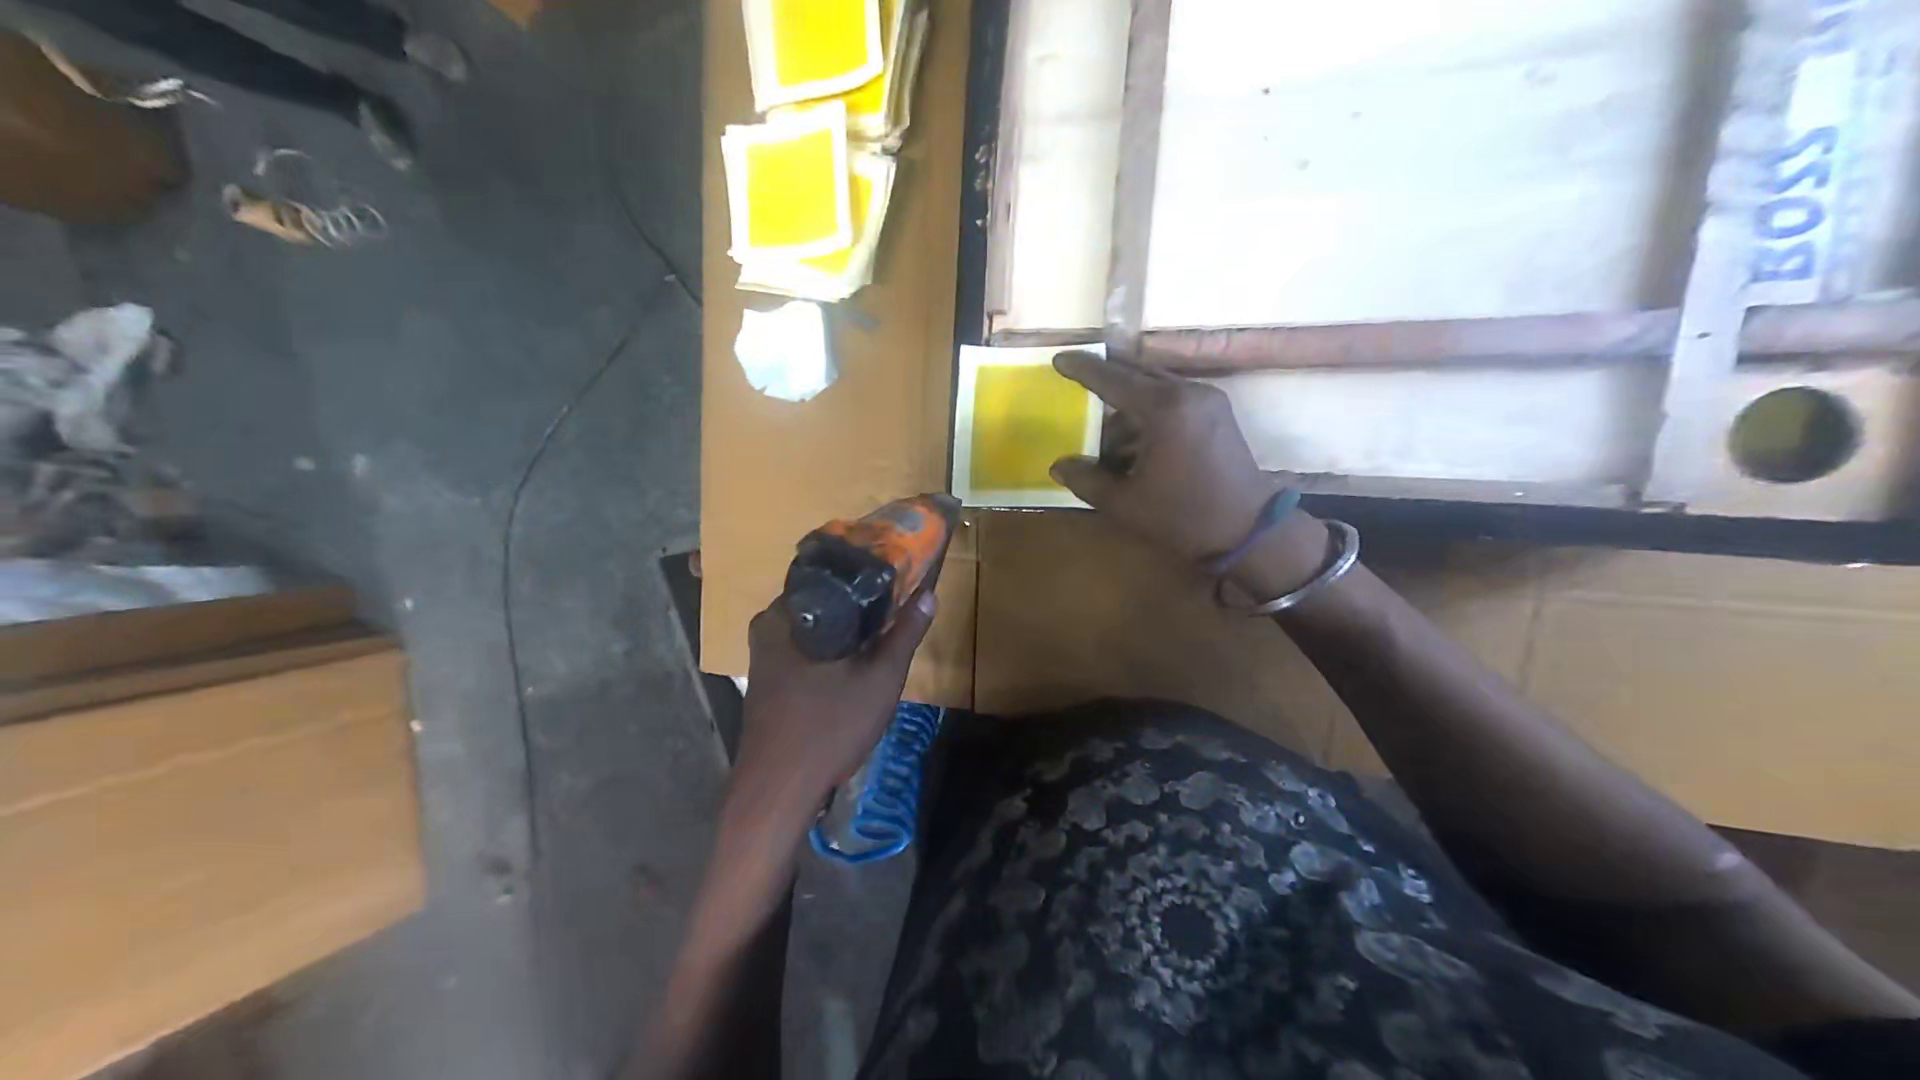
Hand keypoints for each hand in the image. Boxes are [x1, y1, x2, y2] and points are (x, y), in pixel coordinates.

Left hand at [731, 588, 937, 837]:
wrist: (779, 787)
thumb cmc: (829, 726)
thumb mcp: (879, 679)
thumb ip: (904, 634)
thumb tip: (929, 594)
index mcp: (787, 612)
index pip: (832, 573)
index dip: (867, 574)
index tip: (896, 579)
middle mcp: (768, 625)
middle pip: (823, 599)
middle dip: (858, 603)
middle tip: (894, 609)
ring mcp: (763, 652)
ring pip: (814, 624)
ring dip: (845, 628)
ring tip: (880, 633)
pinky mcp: (766, 677)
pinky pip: (803, 646)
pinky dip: (828, 646)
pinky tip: (852, 661)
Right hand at [1049, 351, 1329, 599]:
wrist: (1249, 531)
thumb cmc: (1183, 516)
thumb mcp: (1125, 503)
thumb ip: (1086, 479)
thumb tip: (1058, 465)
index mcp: (1164, 408)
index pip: (1112, 378)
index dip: (1082, 368)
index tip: (1058, 359)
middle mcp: (1187, 392)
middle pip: (1136, 372)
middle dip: (1105, 374)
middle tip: (1075, 376)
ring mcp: (1207, 400)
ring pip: (1155, 386)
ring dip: (1126, 402)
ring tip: (1104, 434)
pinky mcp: (1217, 413)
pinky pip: (1173, 399)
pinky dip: (1148, 412)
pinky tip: (1132, 442)